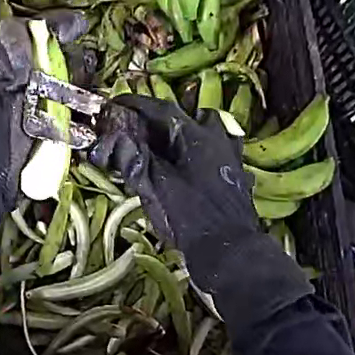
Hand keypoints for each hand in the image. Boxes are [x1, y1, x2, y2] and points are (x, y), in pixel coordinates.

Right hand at [91, 94, 267, 299]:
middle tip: (139, 128)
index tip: (116, 103)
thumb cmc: (188, 218)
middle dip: (161, 118)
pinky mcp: (237, 175)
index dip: (136, 105)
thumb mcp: (154, 187)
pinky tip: (189, 165)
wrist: (229, 251)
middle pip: (187, 116)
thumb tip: (116, 137)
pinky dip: (199, 151)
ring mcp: (231, 156)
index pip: (161, 110)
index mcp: (196, 136)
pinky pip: (217, 150)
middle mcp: (218, 138)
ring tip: (165, 145)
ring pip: (207, 131)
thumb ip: (135, 158)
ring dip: (185, 132)